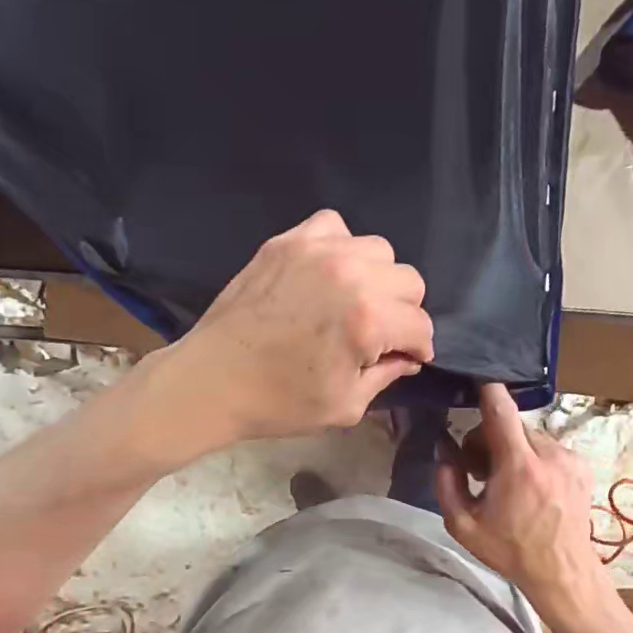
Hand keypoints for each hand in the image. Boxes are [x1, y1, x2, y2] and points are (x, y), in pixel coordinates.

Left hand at [163, 210, 433, 443]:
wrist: (212, 381)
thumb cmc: (279, 403)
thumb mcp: (346, 405)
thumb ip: (386, 376)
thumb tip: (407, 357)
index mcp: (368, 320)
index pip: (419, 324)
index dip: (418, 347)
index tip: (406, 358)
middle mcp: (350, 274)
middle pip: (409, 281)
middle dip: (403, 312)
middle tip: (379, 334)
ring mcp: (316, 251)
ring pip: (378, 250)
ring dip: (376, 278)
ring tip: (354, 302)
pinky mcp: (287, 242)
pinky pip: (334, 227)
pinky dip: (341, 248)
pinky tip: (327, 274)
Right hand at [436, 384, 609, 617]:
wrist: (563, 571)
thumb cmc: (510, 550)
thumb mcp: (463, 525)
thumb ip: (447, 483)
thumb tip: (443, 449)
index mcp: (518, 466)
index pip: (501, 411)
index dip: (487, 389)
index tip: (477, 378)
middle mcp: (549, 454)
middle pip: (510, 426)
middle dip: (490, 441)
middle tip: (480, 473)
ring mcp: (570, 458)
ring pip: (530, 436)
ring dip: (513, 450)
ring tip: (508, 484)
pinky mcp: (582, 465)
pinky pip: (548, 448)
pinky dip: (534, 459)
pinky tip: (531, 488)